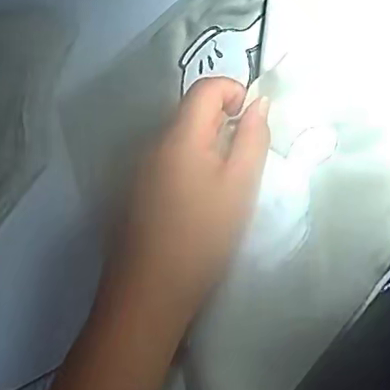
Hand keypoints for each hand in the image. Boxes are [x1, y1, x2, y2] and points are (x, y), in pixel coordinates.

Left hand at [101, 77, 270, 325]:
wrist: (146, 301)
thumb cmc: (203, 236)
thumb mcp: (243, 183)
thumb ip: (254, 135)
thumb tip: (258, 103)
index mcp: (179, 138)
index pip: (206, 87)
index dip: (234, 92)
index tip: (250, 123)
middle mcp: (152, 146)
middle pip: (192, 111)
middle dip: (224, 122)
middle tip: (242, 159)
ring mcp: (137, 172)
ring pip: (181, 137)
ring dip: (208, 145)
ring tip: (223, 185)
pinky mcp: (131, 195)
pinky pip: (167, 160)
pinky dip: (189, 165)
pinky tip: (197, 204)